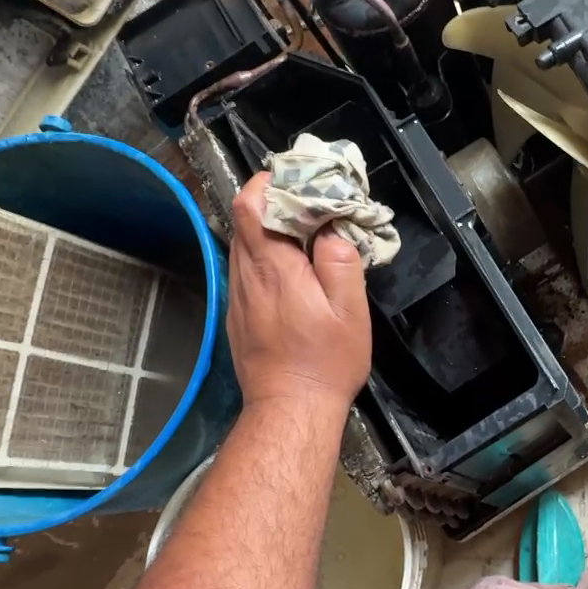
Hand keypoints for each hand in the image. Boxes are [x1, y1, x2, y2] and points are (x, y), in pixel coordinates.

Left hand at [226, 172, 371, 412]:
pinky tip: (293, 271)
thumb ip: (340, 262)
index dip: (268, 183)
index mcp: (275, 269)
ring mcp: (238, 296)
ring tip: (305, 235)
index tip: (299, 180)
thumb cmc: (326, 362)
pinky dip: (266, 256)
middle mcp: (247, 277)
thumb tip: (332, 228)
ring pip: (244, 244)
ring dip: (270, 230)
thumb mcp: (349, 311)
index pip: (251, 206)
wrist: (290, 409)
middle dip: (274, 202)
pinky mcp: (238, 314)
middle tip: (311, 204)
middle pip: (245, 220)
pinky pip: (246, 270)